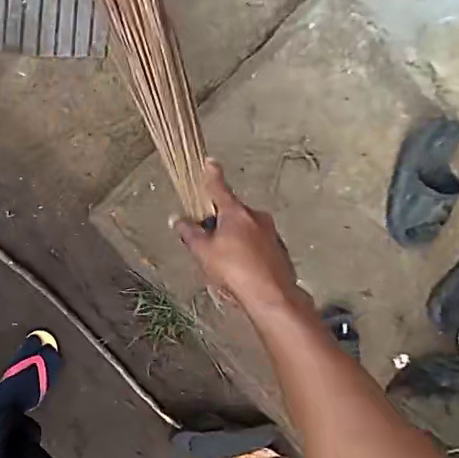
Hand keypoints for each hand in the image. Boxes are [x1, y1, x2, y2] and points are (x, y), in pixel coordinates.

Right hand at [173, 159, 308, 310]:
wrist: (270, 294)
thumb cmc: (234, 269)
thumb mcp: (202, 251)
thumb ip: (190, 234)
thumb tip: (179, 221)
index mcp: (236, 213)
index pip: (220, 189)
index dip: (212, 175)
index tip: (210, 163)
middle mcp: (256, 218)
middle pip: (232, 213)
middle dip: (219, 223)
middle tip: (206, 242)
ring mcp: (271, 233)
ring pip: (245, 230)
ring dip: (233, 239)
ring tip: (223, 263)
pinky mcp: (279, 250)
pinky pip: (257, 244)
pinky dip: (246, 252)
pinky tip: (239, 270)